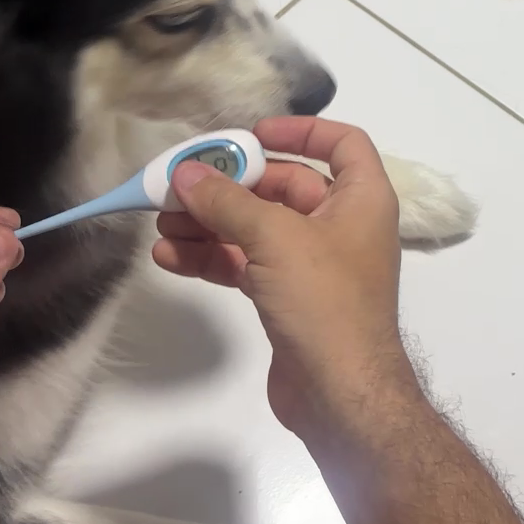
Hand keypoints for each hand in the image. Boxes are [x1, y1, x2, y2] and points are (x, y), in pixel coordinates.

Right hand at [153, 117, 413, 437]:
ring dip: (213, 222)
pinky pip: (249, 262)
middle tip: (178, 185)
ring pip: (260, 227)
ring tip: (160, 222)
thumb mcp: (277, 240)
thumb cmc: (325, 300)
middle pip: (287, 185)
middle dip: (233, 185)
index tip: (253, 133)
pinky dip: (214, 256)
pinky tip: (169, 256)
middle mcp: (344, 223)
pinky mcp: (291, 295)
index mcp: (363, 197)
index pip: (342, 143)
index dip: (302, 130)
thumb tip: (187, 172)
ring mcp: (316, 261)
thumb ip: (230, 202)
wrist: (342, 393)